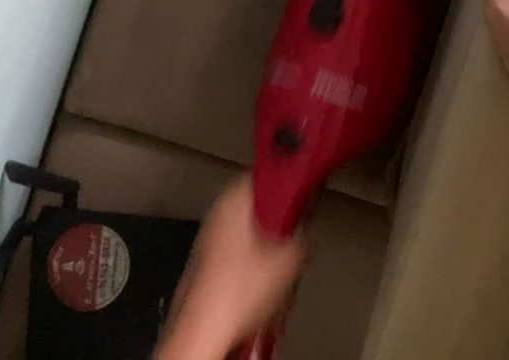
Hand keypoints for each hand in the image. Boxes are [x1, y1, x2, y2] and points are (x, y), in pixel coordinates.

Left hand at [155, 176, 305, 359]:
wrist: (201, 333)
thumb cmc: (237, 290)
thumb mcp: (289, 258)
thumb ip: (303, 234)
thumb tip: (306, 228)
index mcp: (234, 199)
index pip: (266, 174)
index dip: (289, 184)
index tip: (305, 194)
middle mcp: (218, 213)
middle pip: (259, 207)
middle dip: (280, 225)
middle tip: (295, 240)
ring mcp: (209, 239)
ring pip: (251, 234)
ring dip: (269, 250)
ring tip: (280, 274)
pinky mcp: (207, 265)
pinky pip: (240, 257)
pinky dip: (254, 269)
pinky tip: (264, 291)